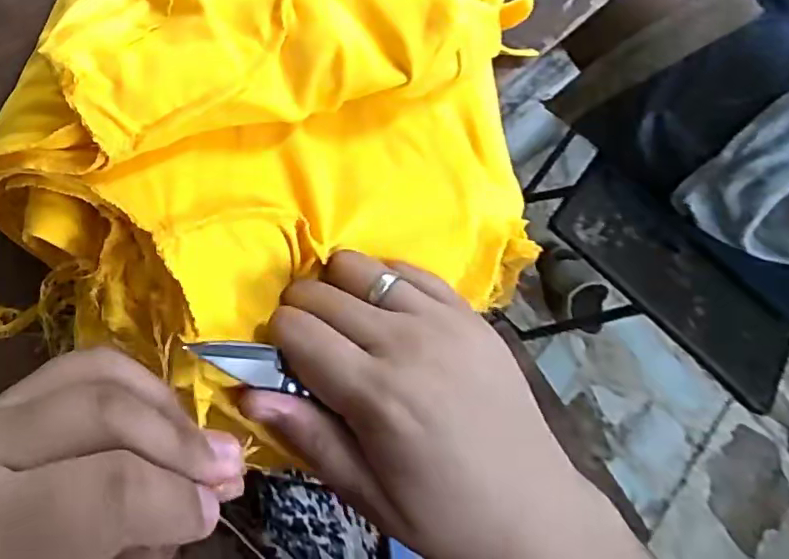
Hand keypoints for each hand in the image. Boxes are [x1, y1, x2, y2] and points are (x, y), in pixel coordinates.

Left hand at [0, 348, 243, 558]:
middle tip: (229, 465)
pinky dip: (129, 381)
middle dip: (178, 439)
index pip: (109, 487)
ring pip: (95, 368)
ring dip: (158, 399)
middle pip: (104, 409)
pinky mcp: (2, 396)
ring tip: (196, 438)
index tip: (214, 510)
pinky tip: (157, 412)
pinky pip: (78, 366)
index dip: (175, 496)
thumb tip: (209, 495)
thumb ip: (141, 539)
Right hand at [240, 252, 644, 558]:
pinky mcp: (469, 314)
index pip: (295, 328)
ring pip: (357, 266)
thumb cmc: (443, 516)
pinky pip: (407, 269)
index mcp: (377, 395)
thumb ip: (307, 435)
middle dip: (302, 311)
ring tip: (350, 322)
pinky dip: (384, 280)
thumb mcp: (368, 494)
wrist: (542, 522)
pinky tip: (390, 312)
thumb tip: (247, 390)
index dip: (279, 339)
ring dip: (339, 287)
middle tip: (315, 344)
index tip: (288, 359)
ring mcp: (442, 322)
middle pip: (319, 291)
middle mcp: (405, 344)